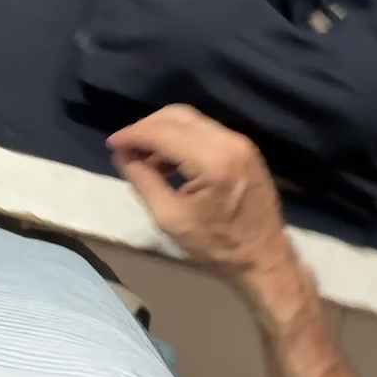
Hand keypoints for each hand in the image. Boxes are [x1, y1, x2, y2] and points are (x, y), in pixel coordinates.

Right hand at [107, 105, 291, 280]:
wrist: (264, 259)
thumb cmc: (215, 246)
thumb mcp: (169, 217)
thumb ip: (142, 180)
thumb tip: (122, 155)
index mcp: (212, 162)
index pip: (162, 133)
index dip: (132, 135)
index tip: (111, 144)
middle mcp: (228, 143)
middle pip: (176, 116)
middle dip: (146, 127)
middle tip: (125, 147)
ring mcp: (240, 143)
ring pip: (190, 120)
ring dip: (162, 131)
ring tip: (144, 157)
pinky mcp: (243, 148)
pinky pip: (204, 130)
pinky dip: (180, 137)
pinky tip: (168, 160)